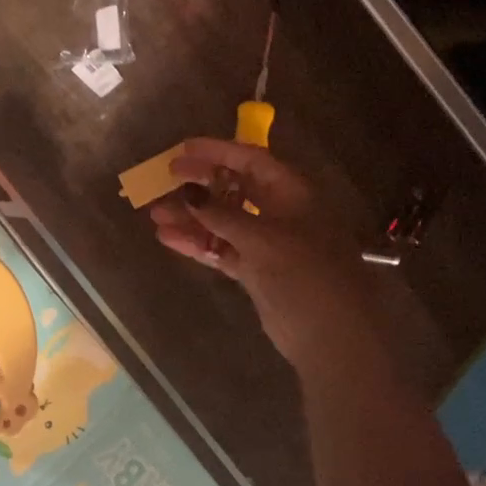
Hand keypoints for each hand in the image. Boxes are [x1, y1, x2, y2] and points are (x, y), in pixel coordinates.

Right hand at [148, 138, 381, 370]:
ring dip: (191, 217)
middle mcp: (280, 213)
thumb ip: (221, 214)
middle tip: (163, 180)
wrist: (330, 334)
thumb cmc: (304, 274)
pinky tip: (168, 238)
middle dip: (199, 185)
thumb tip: (187, 192)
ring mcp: (268, 243)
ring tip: (155, 215)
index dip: (217, 152)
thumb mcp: (261, 238)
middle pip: (234, 189)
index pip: (251, 161)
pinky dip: (197, 243)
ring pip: (223, 221)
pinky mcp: (257, 271)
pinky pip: (221, 249)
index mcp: (292, 194)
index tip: (181, 150)